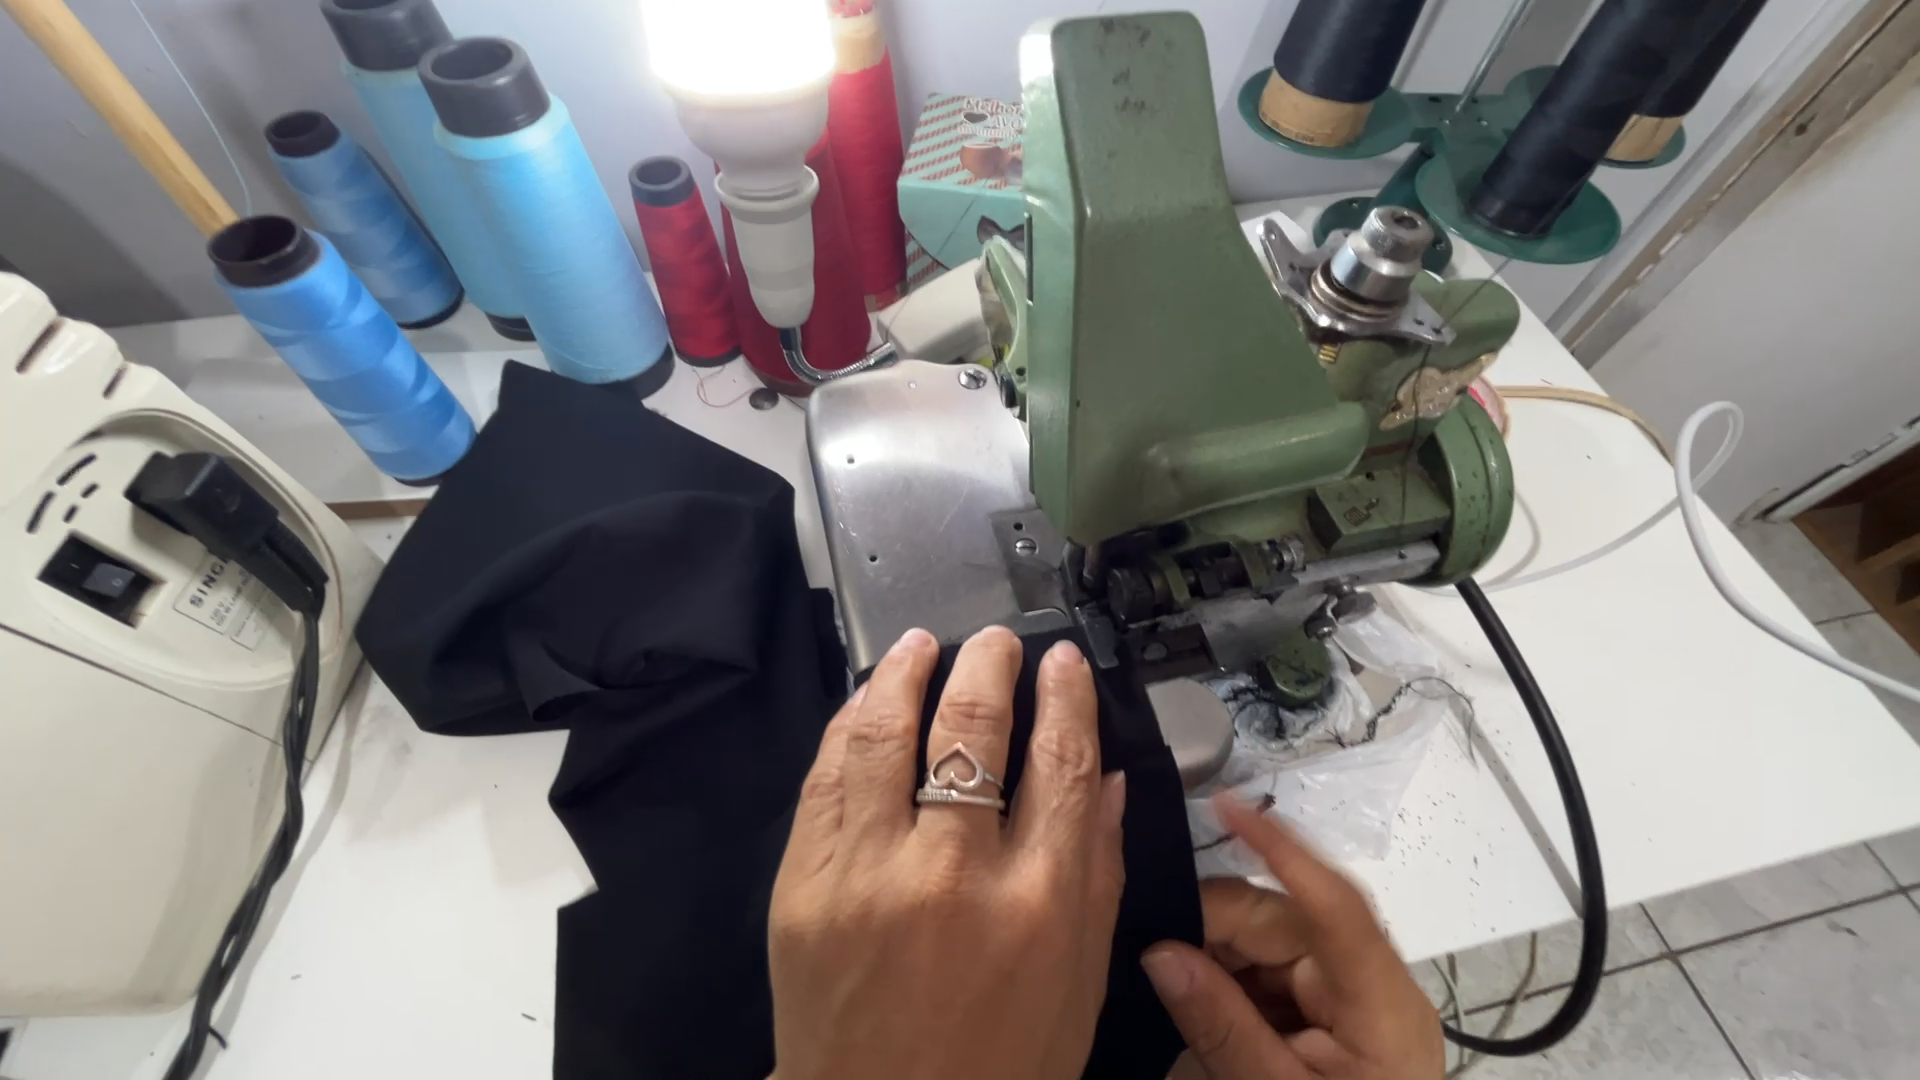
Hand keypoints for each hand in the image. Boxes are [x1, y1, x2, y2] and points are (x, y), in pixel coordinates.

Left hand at [768, 626, 1128, 1079]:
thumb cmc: (999, 1059)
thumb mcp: (1078, 982)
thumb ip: (1100, 872)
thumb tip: (1110, 777)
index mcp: (1037, 904)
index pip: (1062, 764)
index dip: (1066, 697)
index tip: (1062, 661)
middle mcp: (951, 874)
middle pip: (970, 728)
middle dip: (988, 665)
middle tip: (995, 643)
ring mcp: (866, 873)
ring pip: (886, 733)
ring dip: (908, 672)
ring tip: (923, 642)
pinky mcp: (803, 881)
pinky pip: (826, 775)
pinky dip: (849, 721)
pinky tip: (868, 697)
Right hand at [1143, 797, 1442, 1078]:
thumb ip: (1222, 1027)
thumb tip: (1157, 949)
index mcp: (1378, 1001)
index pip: (1335, 903)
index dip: (1280, 848)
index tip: (1225, 805)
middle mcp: (1361, 976)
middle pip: (1272, 918)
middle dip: (1206, 926)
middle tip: (1146, 949)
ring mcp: (1339, 987)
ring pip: (1254, 936)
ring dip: (1206, 950)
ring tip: (1163, 973)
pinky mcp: (1317, 1001)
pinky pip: (1256, 963)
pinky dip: (1218, 971)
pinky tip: (1190, 988)